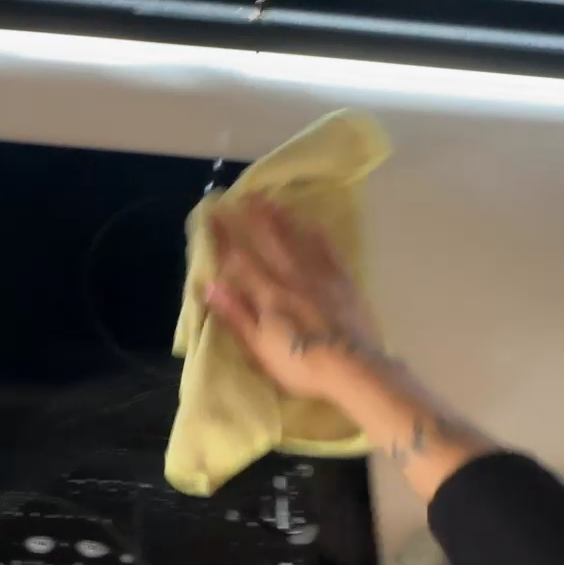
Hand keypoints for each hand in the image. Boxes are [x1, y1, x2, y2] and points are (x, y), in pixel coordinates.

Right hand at [205, 197, 388, 402]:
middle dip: (253, 218)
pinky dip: (317, 235)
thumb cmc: (300, 364)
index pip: (241, 258)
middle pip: (269, 241)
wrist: (352, 369)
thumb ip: (236, 314)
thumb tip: (210, 284)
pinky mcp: (343, 283)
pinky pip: (328, 251)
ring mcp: (320, 277)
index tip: (213, 214)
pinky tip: (312, 223)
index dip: (226, 236)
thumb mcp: (259, 346)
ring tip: (270, 199)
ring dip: (281, 218)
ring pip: (297, 240)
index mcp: (269, 293)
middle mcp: (292, 277)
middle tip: (241, 195)